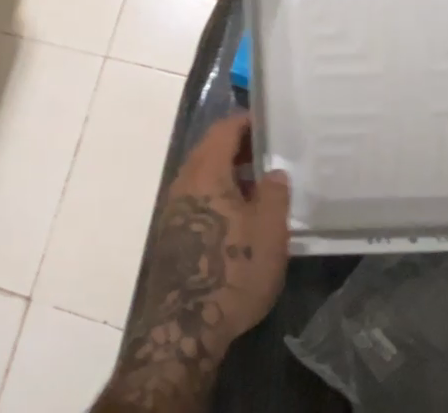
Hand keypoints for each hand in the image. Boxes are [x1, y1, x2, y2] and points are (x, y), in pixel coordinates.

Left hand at [95, 113, 290, 411]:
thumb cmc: (233, 269)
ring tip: (263, 188)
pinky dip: (221, 197)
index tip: (271, 124)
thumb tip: (273, 171)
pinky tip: (243, 219)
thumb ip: (275, 193)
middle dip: (240, 149)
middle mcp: (183, 183)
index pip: (223, 130)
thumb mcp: (269, 230)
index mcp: (205, 171)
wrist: (185, 325)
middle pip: (210, 151)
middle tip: (272, 155)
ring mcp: (174, 210)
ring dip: (231, 176)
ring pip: (204, 178)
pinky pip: (199, 200)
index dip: (247, 122)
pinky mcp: (172, 235)